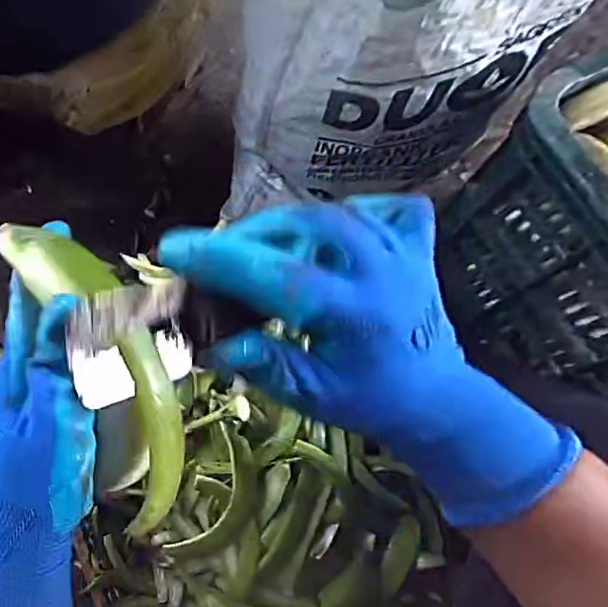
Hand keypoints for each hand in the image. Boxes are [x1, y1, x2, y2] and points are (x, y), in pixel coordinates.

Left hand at [0, 228, 97, 606]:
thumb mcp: (44, 414)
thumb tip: (64, 301)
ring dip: (85, 318)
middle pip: (48, 320)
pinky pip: (80, 372)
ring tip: (114, 298)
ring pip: (65, 344)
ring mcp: (45, 396)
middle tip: (100, 265)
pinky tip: (117, 351)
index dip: (38, 267)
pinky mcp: (63, 415)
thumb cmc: (34, 474)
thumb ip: (53, 360)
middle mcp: (29, 375)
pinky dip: (96, 353)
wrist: (30, 527)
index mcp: (20, 369)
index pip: (27, 305)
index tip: (57, 232)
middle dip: (68, 287)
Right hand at [157, 195, 579, 526]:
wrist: (435, 394)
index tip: (172, 248)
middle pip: (299, 228)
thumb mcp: (313, 396)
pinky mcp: (413, 238)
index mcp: (353, 313)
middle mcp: (379, 268)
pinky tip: (324, 239)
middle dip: (245, 238)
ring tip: (253, 252)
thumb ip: (266, 366)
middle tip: (210, 258)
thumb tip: (216, 347)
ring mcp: (400, 246)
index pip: (277, 276)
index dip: (220, 260)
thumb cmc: (368, 400)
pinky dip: (339, 215)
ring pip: (327, 212)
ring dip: (281, 227)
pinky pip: (372, 207)